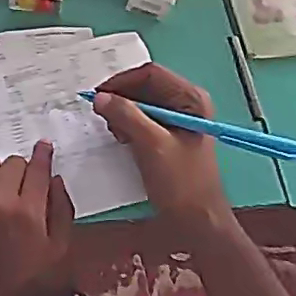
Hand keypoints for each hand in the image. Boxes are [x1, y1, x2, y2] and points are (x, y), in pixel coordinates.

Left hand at [0, 141, 72, 295]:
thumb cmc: (17, 273)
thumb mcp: (54, 251)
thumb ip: (61, 211)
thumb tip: (56, 180)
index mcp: (27, 212)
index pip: (38, 167)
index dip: (43, 154)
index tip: (44, 146)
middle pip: (15, 162)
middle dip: (22, 171)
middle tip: (20, 188)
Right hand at [91, 64, 231, 237]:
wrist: (197, 221)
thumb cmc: (181, 182)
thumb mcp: (151, 145)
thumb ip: (126, 116)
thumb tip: (101, 98)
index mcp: (191, 99)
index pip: (151, 74)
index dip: (121, 81)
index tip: (98, 96)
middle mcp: (186, 103)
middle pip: (145, 86)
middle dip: (121, 98)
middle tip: (103, 116)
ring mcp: (178, 120)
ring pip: (141, 103)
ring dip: (123, 113)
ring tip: (115, 132)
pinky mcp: (168, 136)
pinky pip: (143, 120)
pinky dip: (128, 125)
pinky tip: (123, 140)